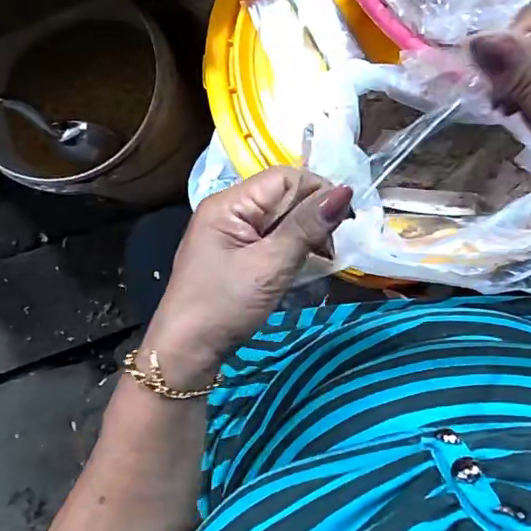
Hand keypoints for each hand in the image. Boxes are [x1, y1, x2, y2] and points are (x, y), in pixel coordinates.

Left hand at [140, 167, 351, 388]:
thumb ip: (306, 227)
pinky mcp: (236, 257)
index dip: (318, 191)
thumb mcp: (269, 265)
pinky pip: (272, 240)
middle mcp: (229, 211)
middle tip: (331, 248)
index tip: (344, 222)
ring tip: (323, 258)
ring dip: (306, 234)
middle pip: (284, 196)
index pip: (285, 177)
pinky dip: (293, 249)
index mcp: (229, 204)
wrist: (185, 353)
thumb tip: (346, 190)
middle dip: (314, 215)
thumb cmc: (224, 306)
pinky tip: (306, 264)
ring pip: (281, 219)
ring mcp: (231, 235)